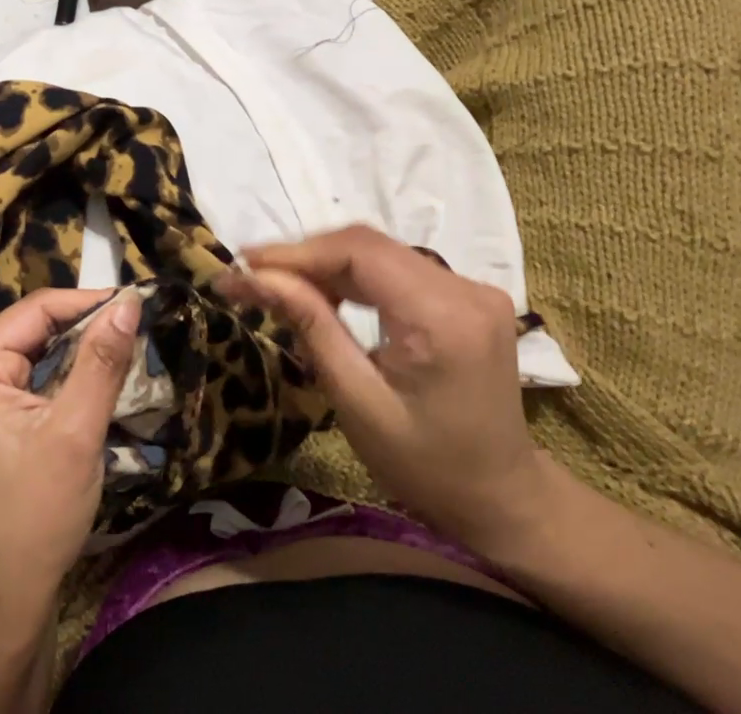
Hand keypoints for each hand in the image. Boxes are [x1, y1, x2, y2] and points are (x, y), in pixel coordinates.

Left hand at [0, 288, 140, 597]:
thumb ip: (101, 364)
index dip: (89, 302)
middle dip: (88, 326)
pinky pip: (38, 373)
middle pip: (38, 325)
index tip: (140, 304)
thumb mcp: (76, 430)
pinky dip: (72, 373)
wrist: (15, 577)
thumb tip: (128, 304)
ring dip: (84, 350)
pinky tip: (104, 378)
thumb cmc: (40, 506)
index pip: (37, 309)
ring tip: (132, 351)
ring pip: (41, 348)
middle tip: (142, 329)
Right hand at [214, 225, 546, 549]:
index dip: (295, 252)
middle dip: (303, 257)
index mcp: (443, 317)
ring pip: (379, 253)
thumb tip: (253, 277)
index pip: (359, 252)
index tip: (242, 264)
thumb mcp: (355, 399)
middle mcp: (465, 290)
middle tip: (249, 278)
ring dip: (323, 266)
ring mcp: (472, 290)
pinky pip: (397, 270)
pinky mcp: (466, 299)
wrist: (498, 494)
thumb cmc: (422, 462)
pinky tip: (321, 297)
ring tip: (275, 288)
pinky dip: (351, 277)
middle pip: (368, 246)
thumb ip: (310, 327)